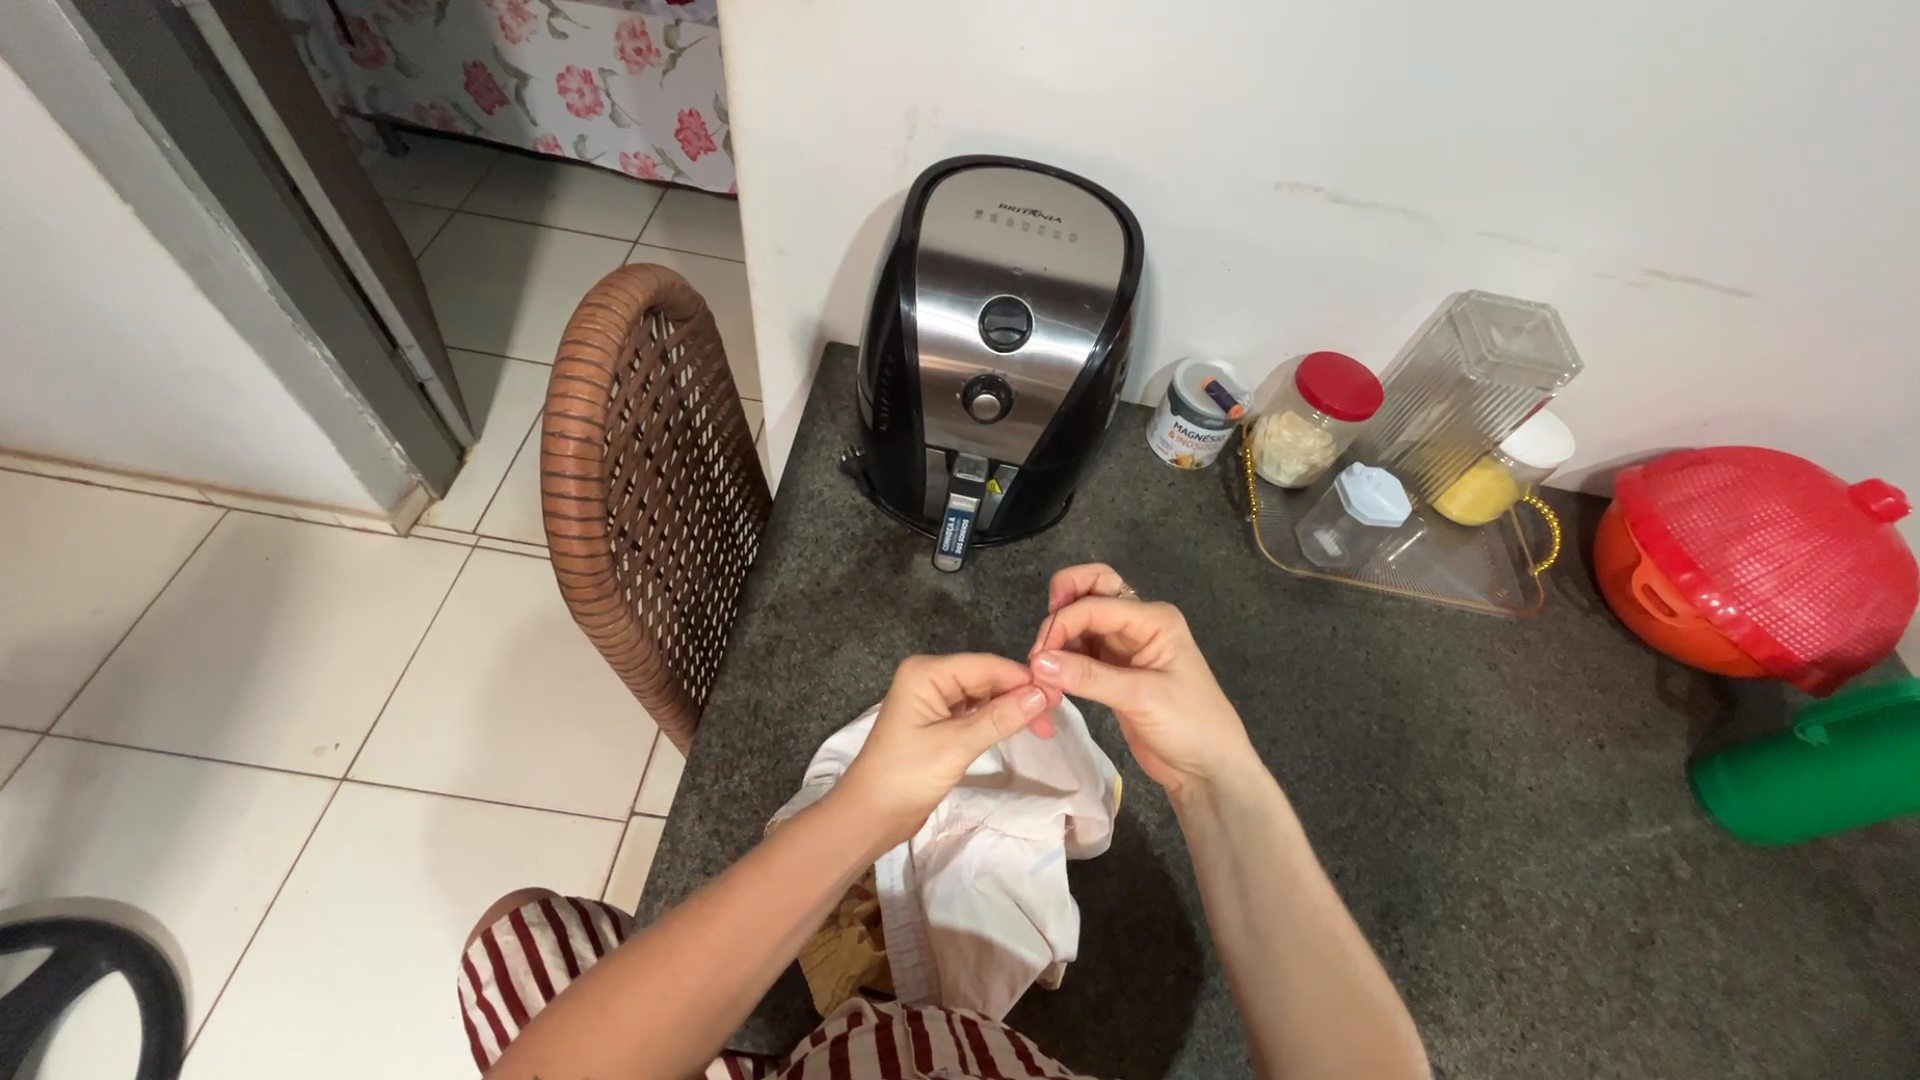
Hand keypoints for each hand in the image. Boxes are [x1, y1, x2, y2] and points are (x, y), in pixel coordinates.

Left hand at [836, 654, 1048, 845]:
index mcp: (926, 672)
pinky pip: (974, 711)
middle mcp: (929, 677)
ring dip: (1010, 708)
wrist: (870, 815)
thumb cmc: (906, 776)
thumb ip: (1000, 718)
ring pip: (983, 694)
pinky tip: (1018, 727)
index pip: (985, 665)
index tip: (1057, 698)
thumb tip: (1040, 695)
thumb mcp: (956, 745)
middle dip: (1019, 694)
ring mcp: (933, 700)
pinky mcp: (937, 722)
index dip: (1022, 678)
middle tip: (1053, 718)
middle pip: (986, 677)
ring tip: (1043, 727)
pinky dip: (995, 719)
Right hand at [1027, 564, 1257, 793]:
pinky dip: (1062, 659)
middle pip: (1092, 589)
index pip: (1096, 604)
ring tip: (1042, 672)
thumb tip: (1039, 662)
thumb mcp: (1142, 698)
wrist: (1208, 769)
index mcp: (1154, 619)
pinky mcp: (1112, 669)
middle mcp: (1138, 623)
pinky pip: (1080, 650)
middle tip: (1041, 639)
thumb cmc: (1190, 726)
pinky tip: (1051, 680)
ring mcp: (1124, 645)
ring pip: (1081, 620)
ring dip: (1058, 637)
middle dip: (1061, 603)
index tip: (1038, 657)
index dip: (1063, 623)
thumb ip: (1089, 677)